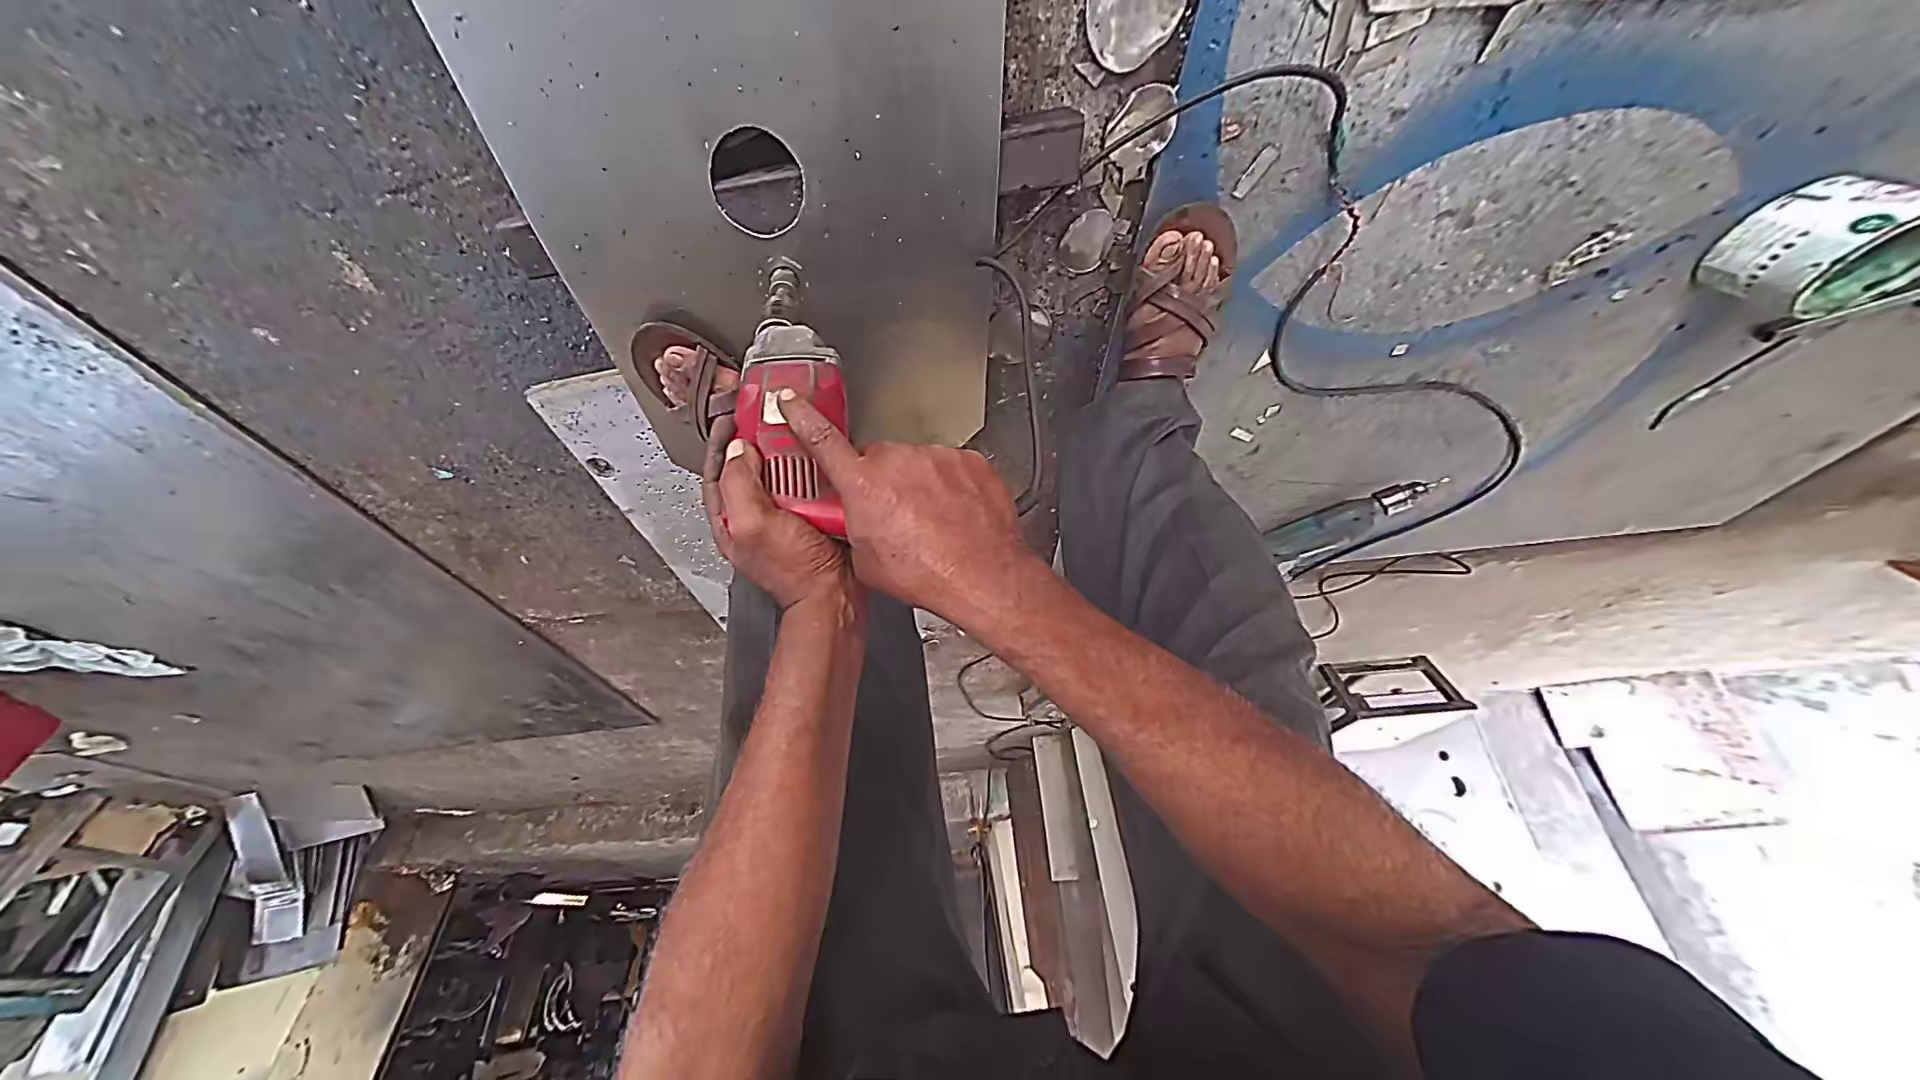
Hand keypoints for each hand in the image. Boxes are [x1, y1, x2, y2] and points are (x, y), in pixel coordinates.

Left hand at [702, 415, 856, 609]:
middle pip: (748, 469)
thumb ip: (739, 485)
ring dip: (787, 455)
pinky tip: (819, 461)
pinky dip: (812, 470)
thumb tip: (737, 450)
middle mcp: (755, 518)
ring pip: (780, 475)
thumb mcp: (755, 525)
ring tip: (793, 436)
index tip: (733, 419)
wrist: (834, 594)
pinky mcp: (812, 517)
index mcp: (732, 521)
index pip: (717, 472)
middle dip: (757, 443)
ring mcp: (785, 518)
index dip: (722, 443)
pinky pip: (808, 485)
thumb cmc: (796, 573)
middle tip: (768, 422)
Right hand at [774, 392, 1041, 621]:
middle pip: (878, 459)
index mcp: (864, 484)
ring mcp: (937, 458)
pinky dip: (949, 487)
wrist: (982, 576)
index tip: (791, 400)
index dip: (801, 416)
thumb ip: (850, 529)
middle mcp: (899, 462)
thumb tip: (851, 525)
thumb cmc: (928, 575)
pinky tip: (953, 515)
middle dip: (880, 482)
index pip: (821, 439)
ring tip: (930, 522)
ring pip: (917, 464)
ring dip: (918, 485)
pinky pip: (950, 468)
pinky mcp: (969, 461)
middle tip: (894, 515)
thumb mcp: (866, 562)